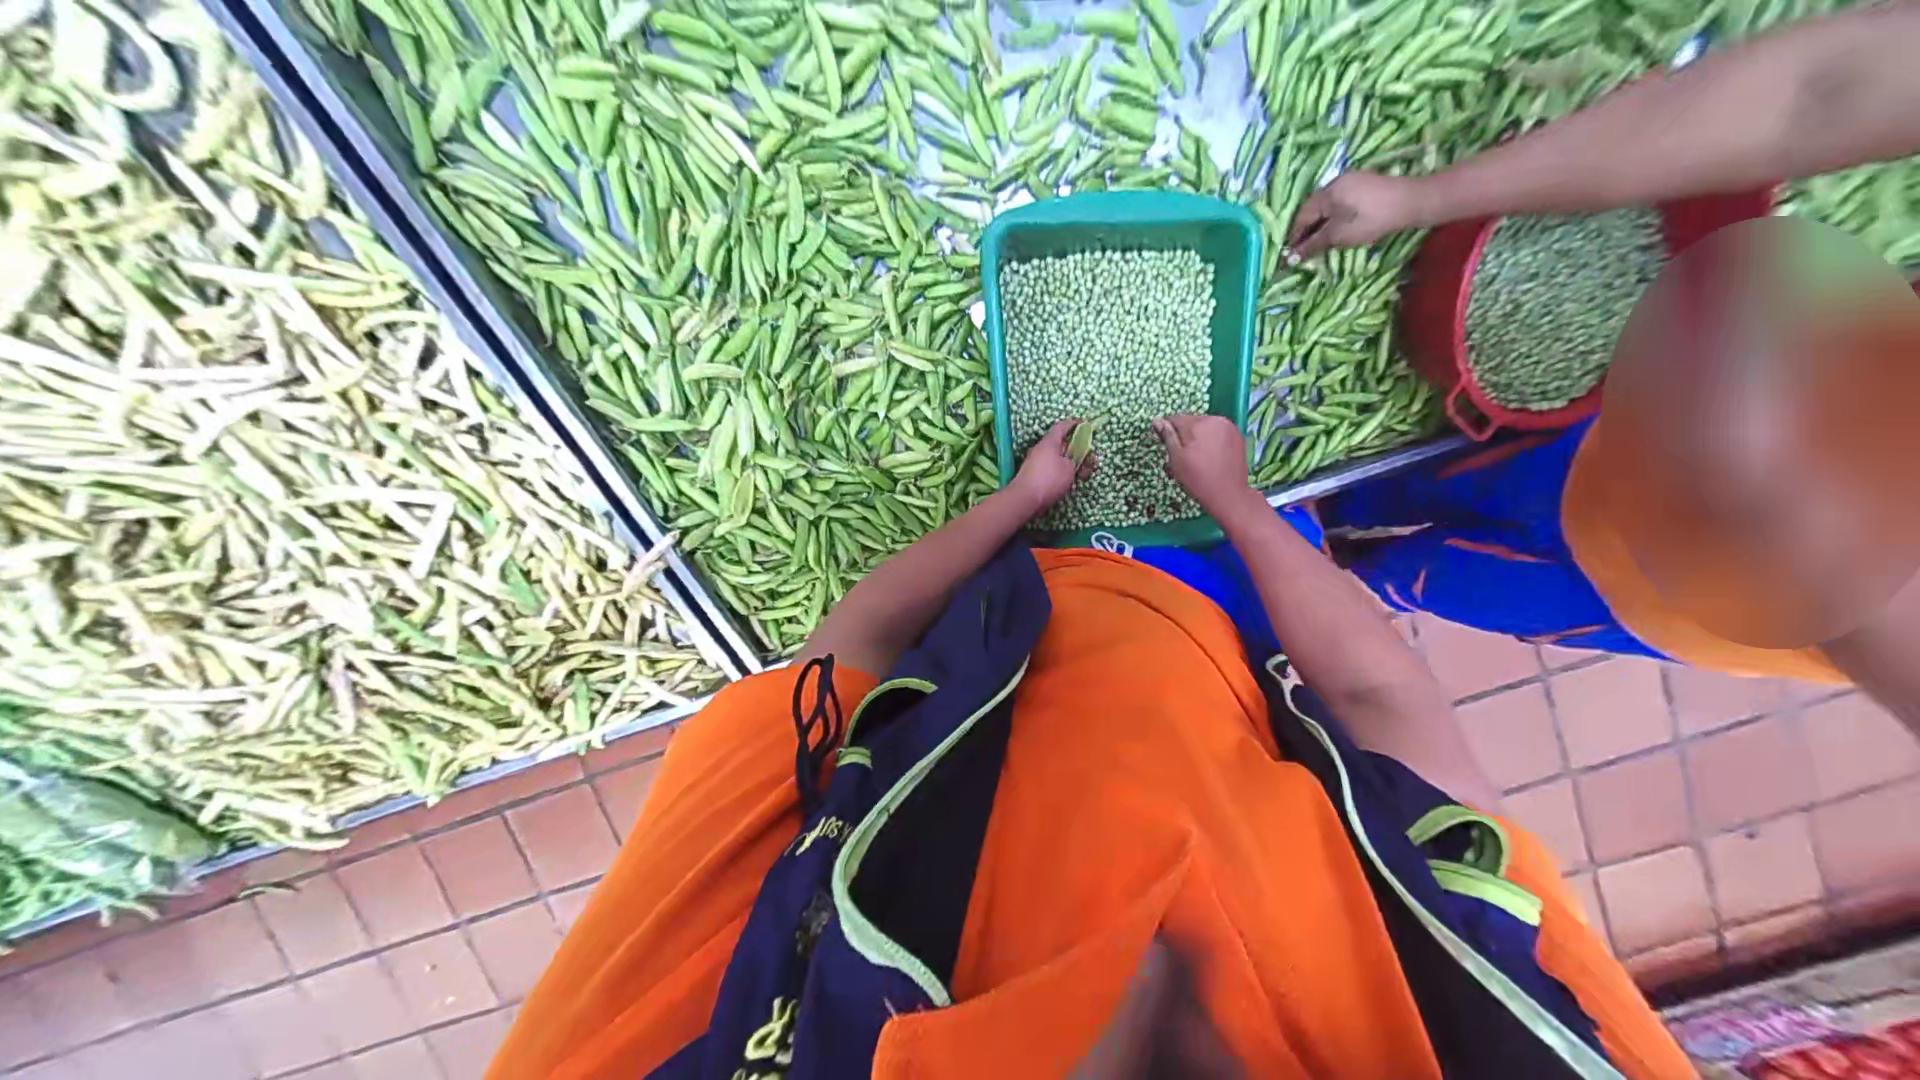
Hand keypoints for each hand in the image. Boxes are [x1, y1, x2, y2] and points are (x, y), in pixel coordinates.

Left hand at [1009, 418, 1095, 518]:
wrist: (1024, 498)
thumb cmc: (1049, 479)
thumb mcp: (1070, 468)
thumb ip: (1076, 460)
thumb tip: (1073, 459)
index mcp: (1049, 442)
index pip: (1062, 426)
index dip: (1073, 424)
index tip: (1084, 424)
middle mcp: (1039, 449)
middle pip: (1058, 443)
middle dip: (1073, 447)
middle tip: (1086, 454)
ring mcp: (1033, 462)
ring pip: (1054, 457)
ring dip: (1067, 461)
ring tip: (1079, 471)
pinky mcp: (1031, 475)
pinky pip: (1049, 468)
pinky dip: (1059, 471)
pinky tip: (1066, 480)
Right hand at [1153, 414, 1257, 518]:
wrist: (1228, 494)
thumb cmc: (1197, 478)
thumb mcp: (1176, 459)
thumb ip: (1167, 436)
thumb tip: (1157, 420)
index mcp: (1198, 424)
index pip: (1175, 419)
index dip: (1167, 432)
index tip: (1168, 447)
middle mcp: (1215, 419)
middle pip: (1192, 421)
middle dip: (1185, 434)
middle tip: (1183, 456)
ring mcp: (1229, 427)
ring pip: (1206, 427)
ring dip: (1199, 437)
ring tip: (1198, 457)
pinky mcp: (1238, 436)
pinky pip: (1218, 433)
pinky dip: (1212, 440)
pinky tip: (1211, 457)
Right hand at [1285, 171, 1424, 258]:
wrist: (1413, 201)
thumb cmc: (1372, 219)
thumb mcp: (1340, 234)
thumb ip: (1314, 244)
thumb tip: (1292, 256)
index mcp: (1327, 192)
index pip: (1302, 216)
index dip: (1294, 236)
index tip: (1289, 254)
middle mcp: (1336, 182)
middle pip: (1313, 209)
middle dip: (1305, 230)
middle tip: (1302, 250)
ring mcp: (1352, 181)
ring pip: (1326, 206)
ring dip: (1319, 224)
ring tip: (1318, 241)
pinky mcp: (1364, 184)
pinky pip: (1339, 202)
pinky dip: (1332, 216)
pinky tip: (1334, 228)